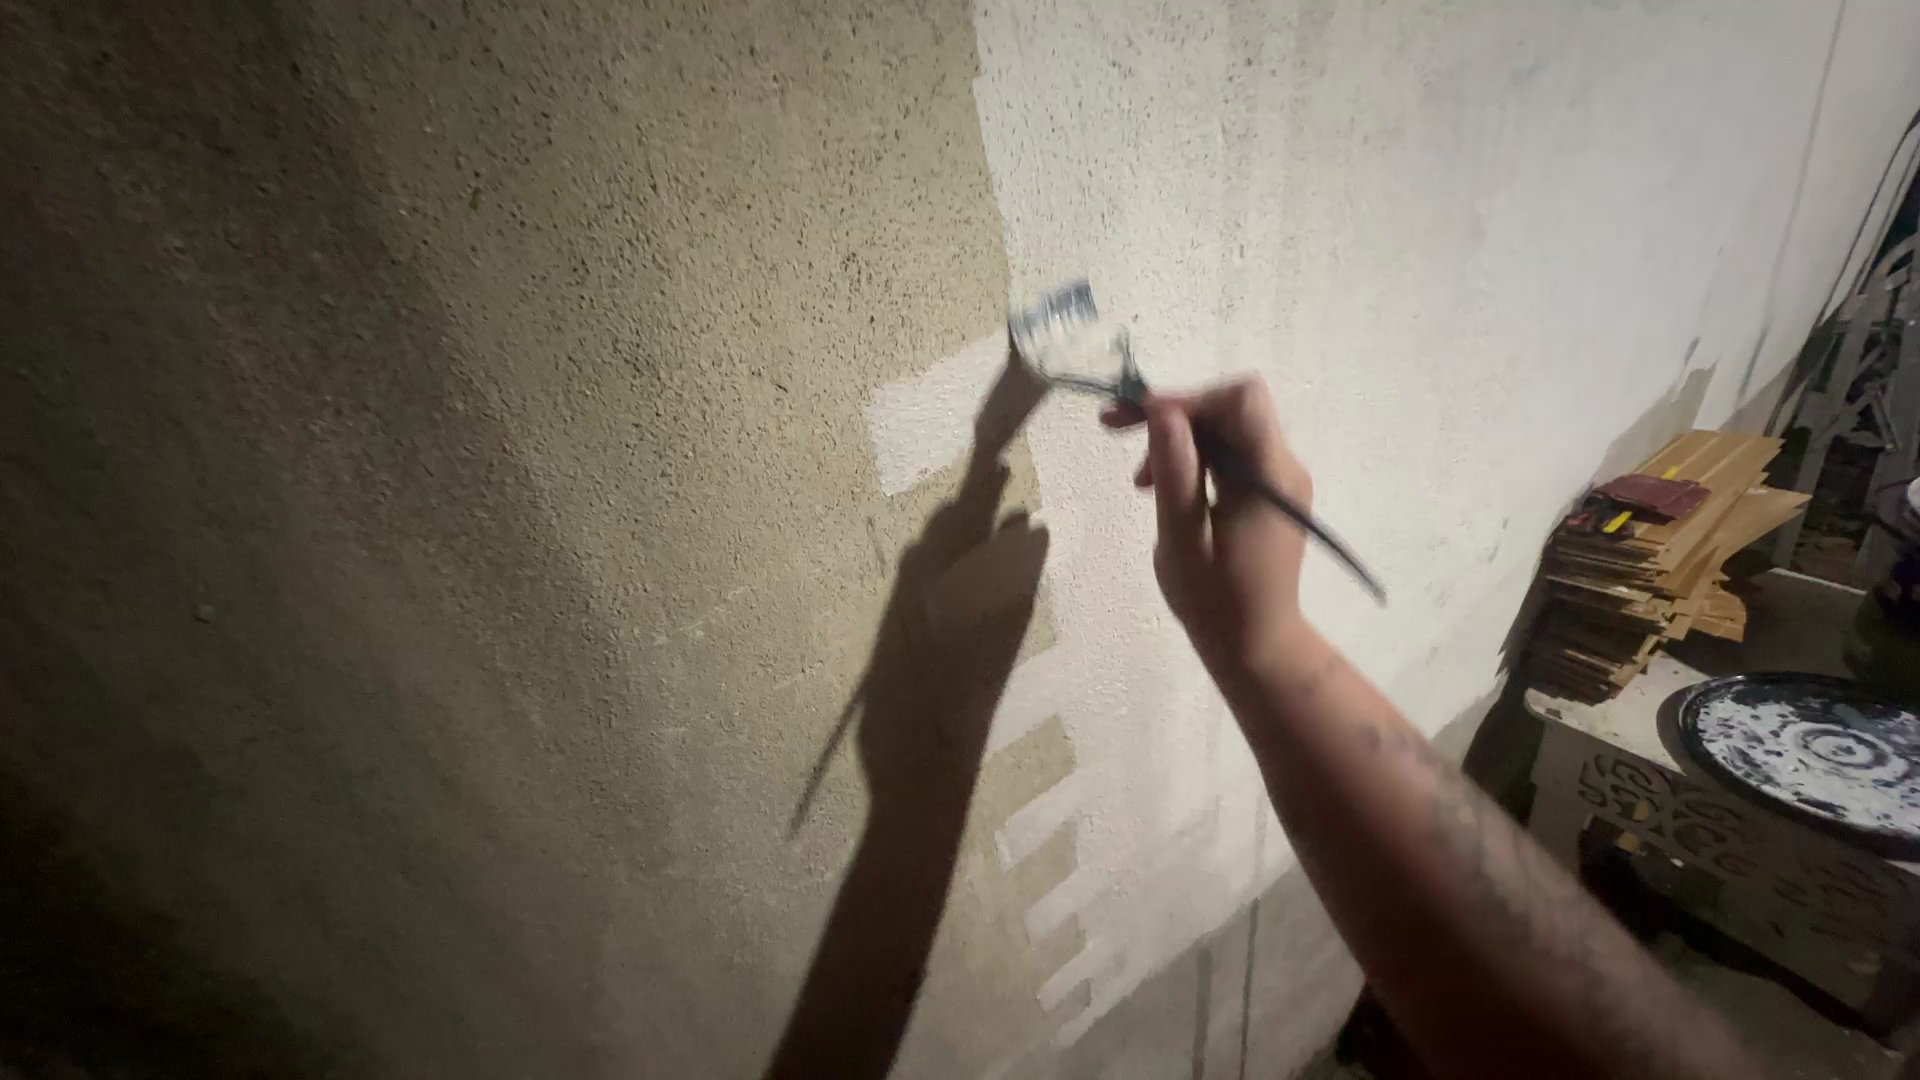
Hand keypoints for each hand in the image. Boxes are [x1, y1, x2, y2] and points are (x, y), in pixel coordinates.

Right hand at [1104, 377, 1313, 675]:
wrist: (1255, 645)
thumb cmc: (1215, 600)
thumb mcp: (1183, 538)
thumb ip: (1175, 470)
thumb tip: (1161, 410)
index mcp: (1270, 475)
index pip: (1239, 400)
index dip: (1185, 398)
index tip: (1134, 418)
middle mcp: (1283, 467)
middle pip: (1230, 409)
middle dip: (1173, 415)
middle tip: (1116, 432)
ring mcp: (1277, 480)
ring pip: (1225, 430)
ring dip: (1178, 440)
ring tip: (1139, 482)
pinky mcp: (1266, 495)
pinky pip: (1229, 456)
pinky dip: (1192, 460)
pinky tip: (1162, 488)